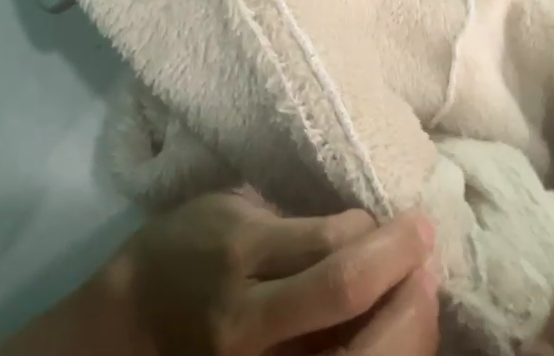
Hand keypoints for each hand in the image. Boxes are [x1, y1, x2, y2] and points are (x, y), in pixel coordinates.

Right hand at [0, 191, 438, 355]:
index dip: (379, 232)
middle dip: (402, 269)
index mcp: (237, 256)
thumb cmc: (180, 251)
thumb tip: (362, 226)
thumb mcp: (226, 211)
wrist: (127, 331)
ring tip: (423, 287)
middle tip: (426, 241)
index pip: (327, 243)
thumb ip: (289, 222)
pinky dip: (384, 353)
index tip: (399, 216)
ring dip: (408, 320)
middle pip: (346, 299)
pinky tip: (398, 329)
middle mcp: (250, 319)